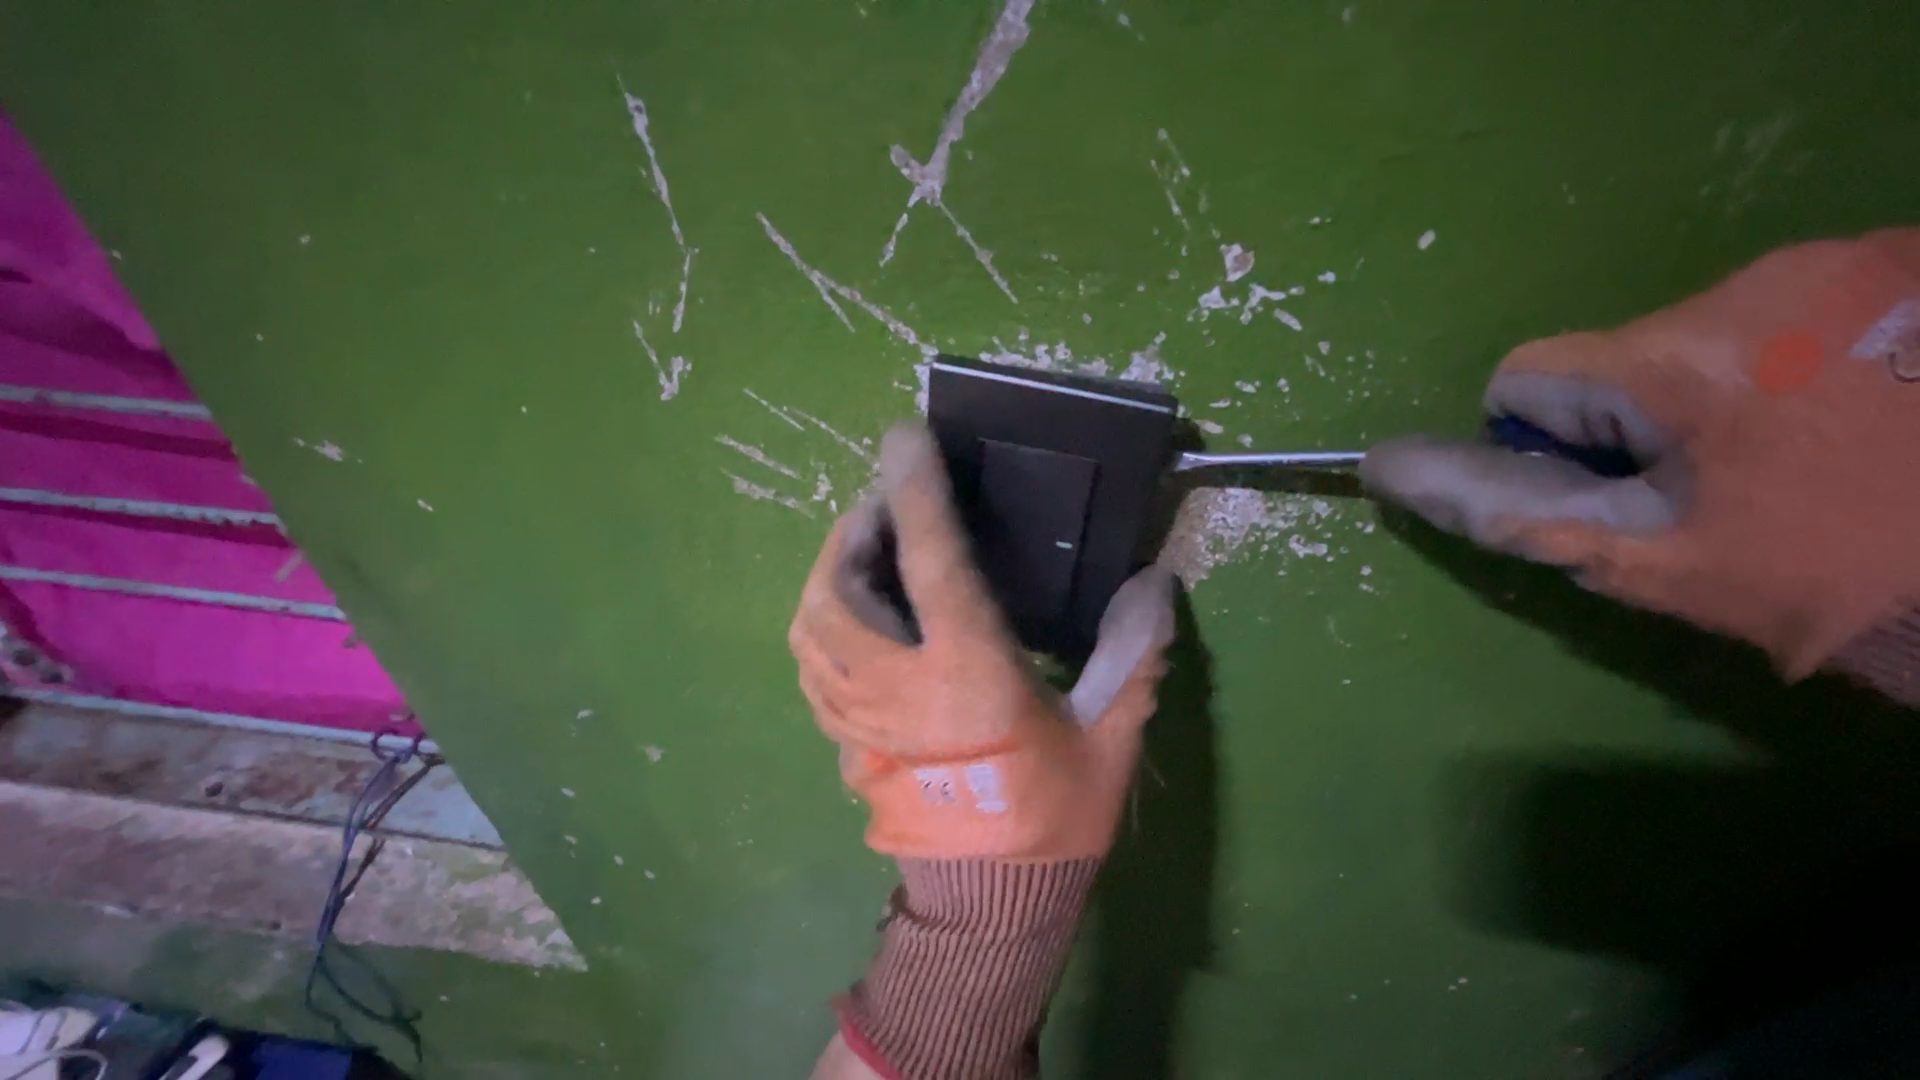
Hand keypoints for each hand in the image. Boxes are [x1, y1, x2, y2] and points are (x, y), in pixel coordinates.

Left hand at [791, 422, 1174, 859]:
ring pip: (810, 628)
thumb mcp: (1108, 737)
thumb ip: (1130, 655)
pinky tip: (856, 616)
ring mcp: (858, 719)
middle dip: (853, 532)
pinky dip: (823, 624)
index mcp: (967, 675)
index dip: (915, 491)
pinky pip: (813, 668)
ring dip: (830, 575)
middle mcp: (897, 688)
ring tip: (869, 551)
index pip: (931, 561)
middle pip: (838, 589)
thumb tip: (1155, 583)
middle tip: (887, 505)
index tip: (904, 438)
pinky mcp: (844, 744)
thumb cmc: (1053, 816)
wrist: (992, 905)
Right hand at [1362, 229, 1919, 688]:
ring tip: (1801, 449)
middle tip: (1717, 483)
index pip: (1528, 376)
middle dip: (1636, 416)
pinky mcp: (1913, 263)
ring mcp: (1852, 262)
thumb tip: (1387, 468)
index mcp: (1678, 358)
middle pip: (1618, 354)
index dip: (1544, 440)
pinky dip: (1795, 359)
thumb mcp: (1655, 560)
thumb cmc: (1824, 577)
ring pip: (1705, 332)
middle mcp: (1757, 283)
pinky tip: (1863, 410)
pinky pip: (1794, 312)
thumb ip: (1521, 513)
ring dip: (1718, 387)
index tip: (1623, 485)